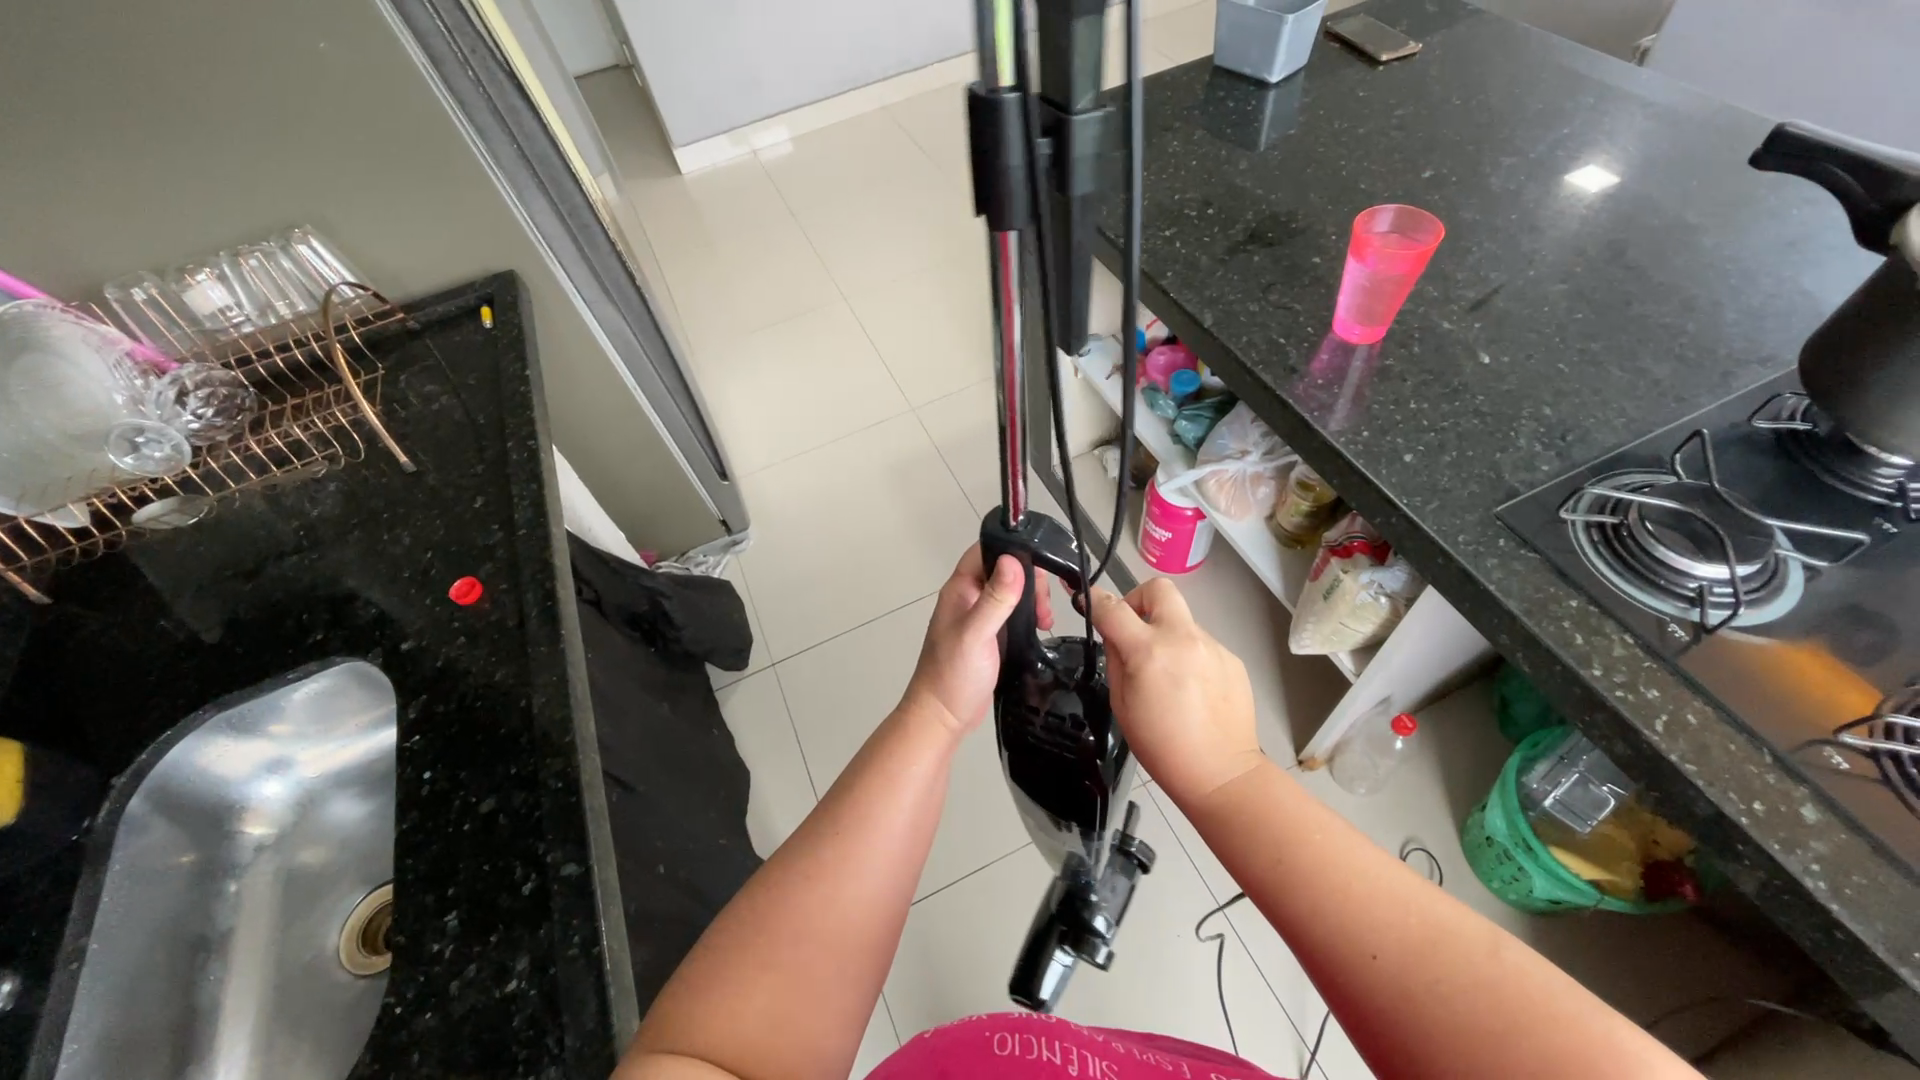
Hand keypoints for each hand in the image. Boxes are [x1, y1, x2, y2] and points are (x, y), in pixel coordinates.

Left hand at [901, 546, 1050, 735]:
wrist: (942, 718)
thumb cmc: (952, 675)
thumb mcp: (976, 634)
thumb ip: (995, 599)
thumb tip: (1013, 560)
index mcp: (960, 590)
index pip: (985, 550)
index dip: (1011, 549)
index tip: (1039, 563)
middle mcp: (970, 598)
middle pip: (1003, 569)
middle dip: (1029, 578)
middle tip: (1044, 603)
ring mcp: (980, 618)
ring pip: (1012, 591)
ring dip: (1032, 598)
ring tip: (1046, 619)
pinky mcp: (991, 636)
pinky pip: (1014, 614)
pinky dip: (1030, 615)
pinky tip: (1042, 629)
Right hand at [1090, 580, 1263, 803]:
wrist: (1221, 772)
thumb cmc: (1161, 746)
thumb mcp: (1122, 705)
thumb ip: (1116, 660)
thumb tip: (1115, 635)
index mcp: (1150, 651)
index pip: (1113, 608)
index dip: (1094, 599)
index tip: (1086, 599)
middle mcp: (1184, 639)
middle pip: (1159, 589)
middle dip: (1139, 600)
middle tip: (1135, 631)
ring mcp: (1213, 647)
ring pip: (1182, 622)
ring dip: (1168, 638)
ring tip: (1169, 679)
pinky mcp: (1232, 659)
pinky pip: (1202, 646)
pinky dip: (1190, 658)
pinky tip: (1192, 691)